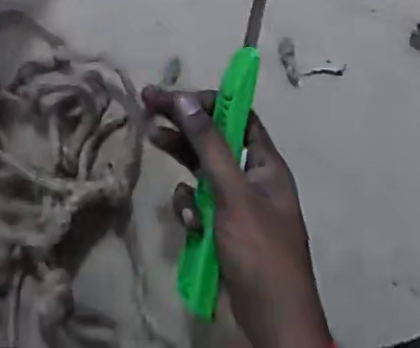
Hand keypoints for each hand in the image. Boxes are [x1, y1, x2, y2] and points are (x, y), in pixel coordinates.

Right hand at [144, 86, 332, 347]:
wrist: (271, 330)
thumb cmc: (260, 253)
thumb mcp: (233, 194)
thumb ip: (208, 145)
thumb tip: (186, 98)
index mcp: (265, 164)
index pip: (238, 115)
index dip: (209, 100)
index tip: (176, 94)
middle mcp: (250, 178)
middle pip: (213, 138)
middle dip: (183, 121)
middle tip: (148, 102)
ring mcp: (233, 206)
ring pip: (200, 169)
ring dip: (179, 155)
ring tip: (152, 136)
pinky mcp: (218, 231)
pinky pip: (196, 204)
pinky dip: (187, 206)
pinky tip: (188, 222)